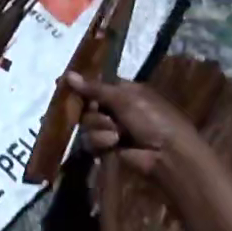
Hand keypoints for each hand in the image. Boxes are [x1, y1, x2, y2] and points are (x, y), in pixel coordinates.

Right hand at [63, 72, 201, 177]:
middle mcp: (117, 108)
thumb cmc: (152, 120)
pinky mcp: (108, 147)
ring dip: (99, 127)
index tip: (63, 84)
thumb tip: (67, 74)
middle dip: (93, 110)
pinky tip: (113, 143)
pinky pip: (91, 140)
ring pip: (87, 123)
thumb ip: (95, 88)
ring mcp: (112, 128)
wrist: (168, 156)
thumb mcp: (125, 99)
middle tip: (99, 112)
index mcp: (125, 92)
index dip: (82, 85)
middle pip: (88, 104)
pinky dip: (101, 141)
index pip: (97, 85)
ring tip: (116, 134)